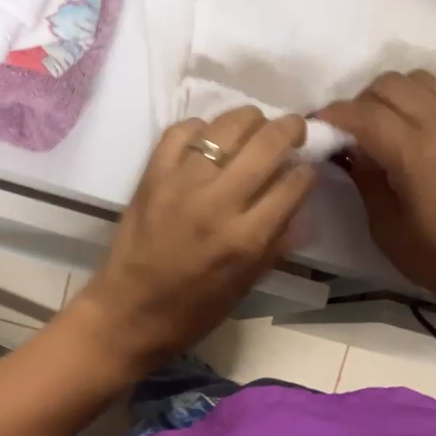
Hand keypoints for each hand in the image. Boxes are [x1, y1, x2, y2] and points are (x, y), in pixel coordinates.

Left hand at [67, 108, 315, 371]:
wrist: (128, 314)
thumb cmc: (191, 312)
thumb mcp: (244, 287)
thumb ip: (276, 244)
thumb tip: (301, 206)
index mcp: (246, 239)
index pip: (294, 183)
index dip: (307, 171)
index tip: (305, 170)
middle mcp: (218, 203)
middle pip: (268, 141)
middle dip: (291, 130)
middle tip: (293, 132)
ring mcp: (183, 183)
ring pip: (229, 124)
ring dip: (251, 121)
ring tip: (253, 130)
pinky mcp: (153, 175)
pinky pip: (183, 130)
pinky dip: (202, 128)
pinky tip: (208, 140)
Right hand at [317, 72, 435, 315]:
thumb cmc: (434, 256)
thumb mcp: (384, 226)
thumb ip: (365, 178)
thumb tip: (349, 150)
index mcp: (414, 153)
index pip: (364, 114)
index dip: (333, 116)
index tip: (314, 127)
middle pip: (388, 85)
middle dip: (359, 103)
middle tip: (346, 133)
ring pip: (414, 78)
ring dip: (389, 95)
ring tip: (378, 126)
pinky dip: (418, 95)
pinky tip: (410, 123)